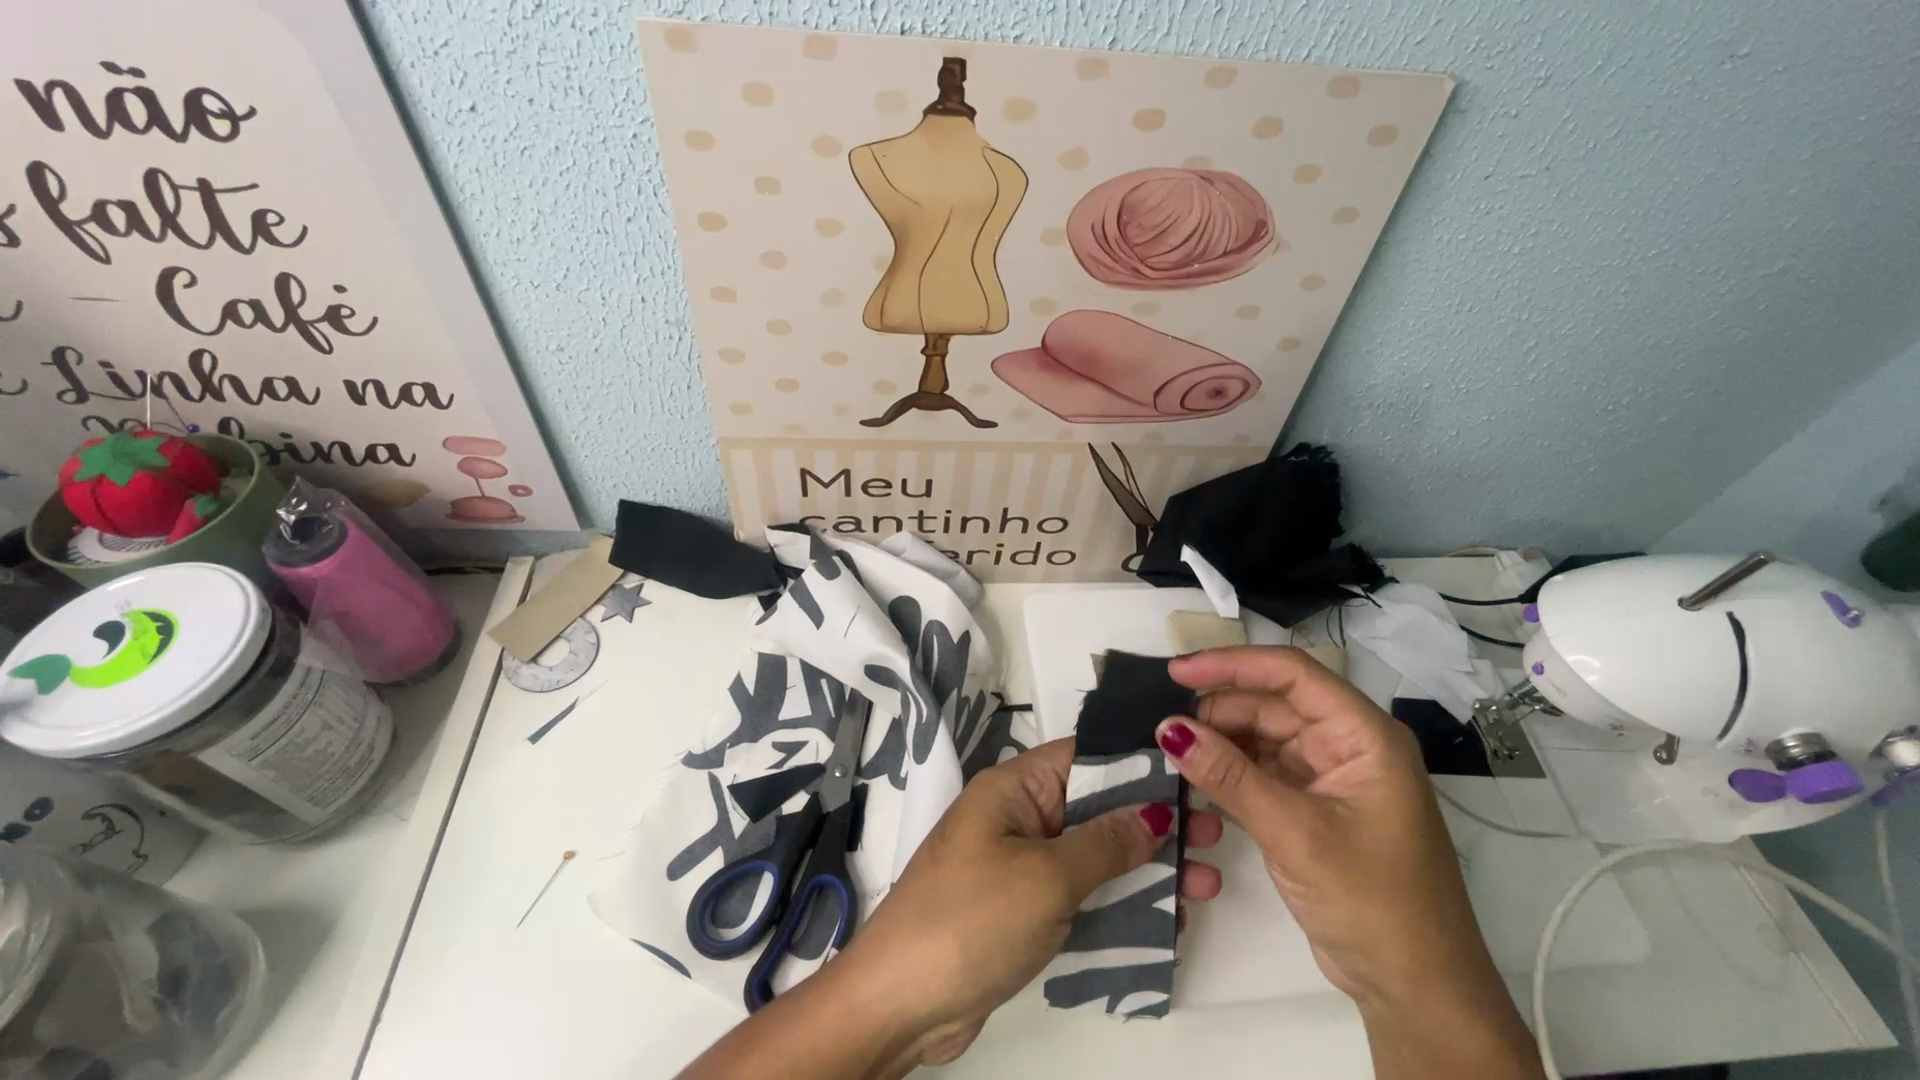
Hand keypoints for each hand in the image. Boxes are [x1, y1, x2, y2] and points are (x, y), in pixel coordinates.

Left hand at [838, 737, 1224, 1071]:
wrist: (902, 1002)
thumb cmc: (973, 919)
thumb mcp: (1047, 875)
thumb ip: (1106, 843)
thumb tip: (1155, 814)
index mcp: (1013, 789)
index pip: (1084, 756)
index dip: (1138, 760)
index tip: (1196, 769)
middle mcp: (1017, 818)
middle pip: (1096, 806)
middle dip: (1155, 820)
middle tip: (1215, 834)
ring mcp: (1019, 866)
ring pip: (1094, 853)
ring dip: (1148, 866)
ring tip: (1208, 882)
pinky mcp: (1023, 910)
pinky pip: (1081, 893)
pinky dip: (1121, 900)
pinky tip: (1170, 915)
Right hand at [1163, 647, 1524, 1037]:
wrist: (1415, 988)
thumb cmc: (1371, 901)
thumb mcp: (1295, 833)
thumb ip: (1229, 777)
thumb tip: (1168, 729)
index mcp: (1365, 736)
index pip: (1293, 676)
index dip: (1233, 665)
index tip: (1176, 672)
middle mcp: (1349, 746)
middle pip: (1274, 704)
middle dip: (1219, 708)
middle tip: (1161, 723)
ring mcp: (1330, 778)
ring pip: (1264, 738)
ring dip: (1220, 740)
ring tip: (1169, 746)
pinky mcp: (1312, 809)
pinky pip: (1263, 772)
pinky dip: (1229, 771)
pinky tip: (1193, 774)